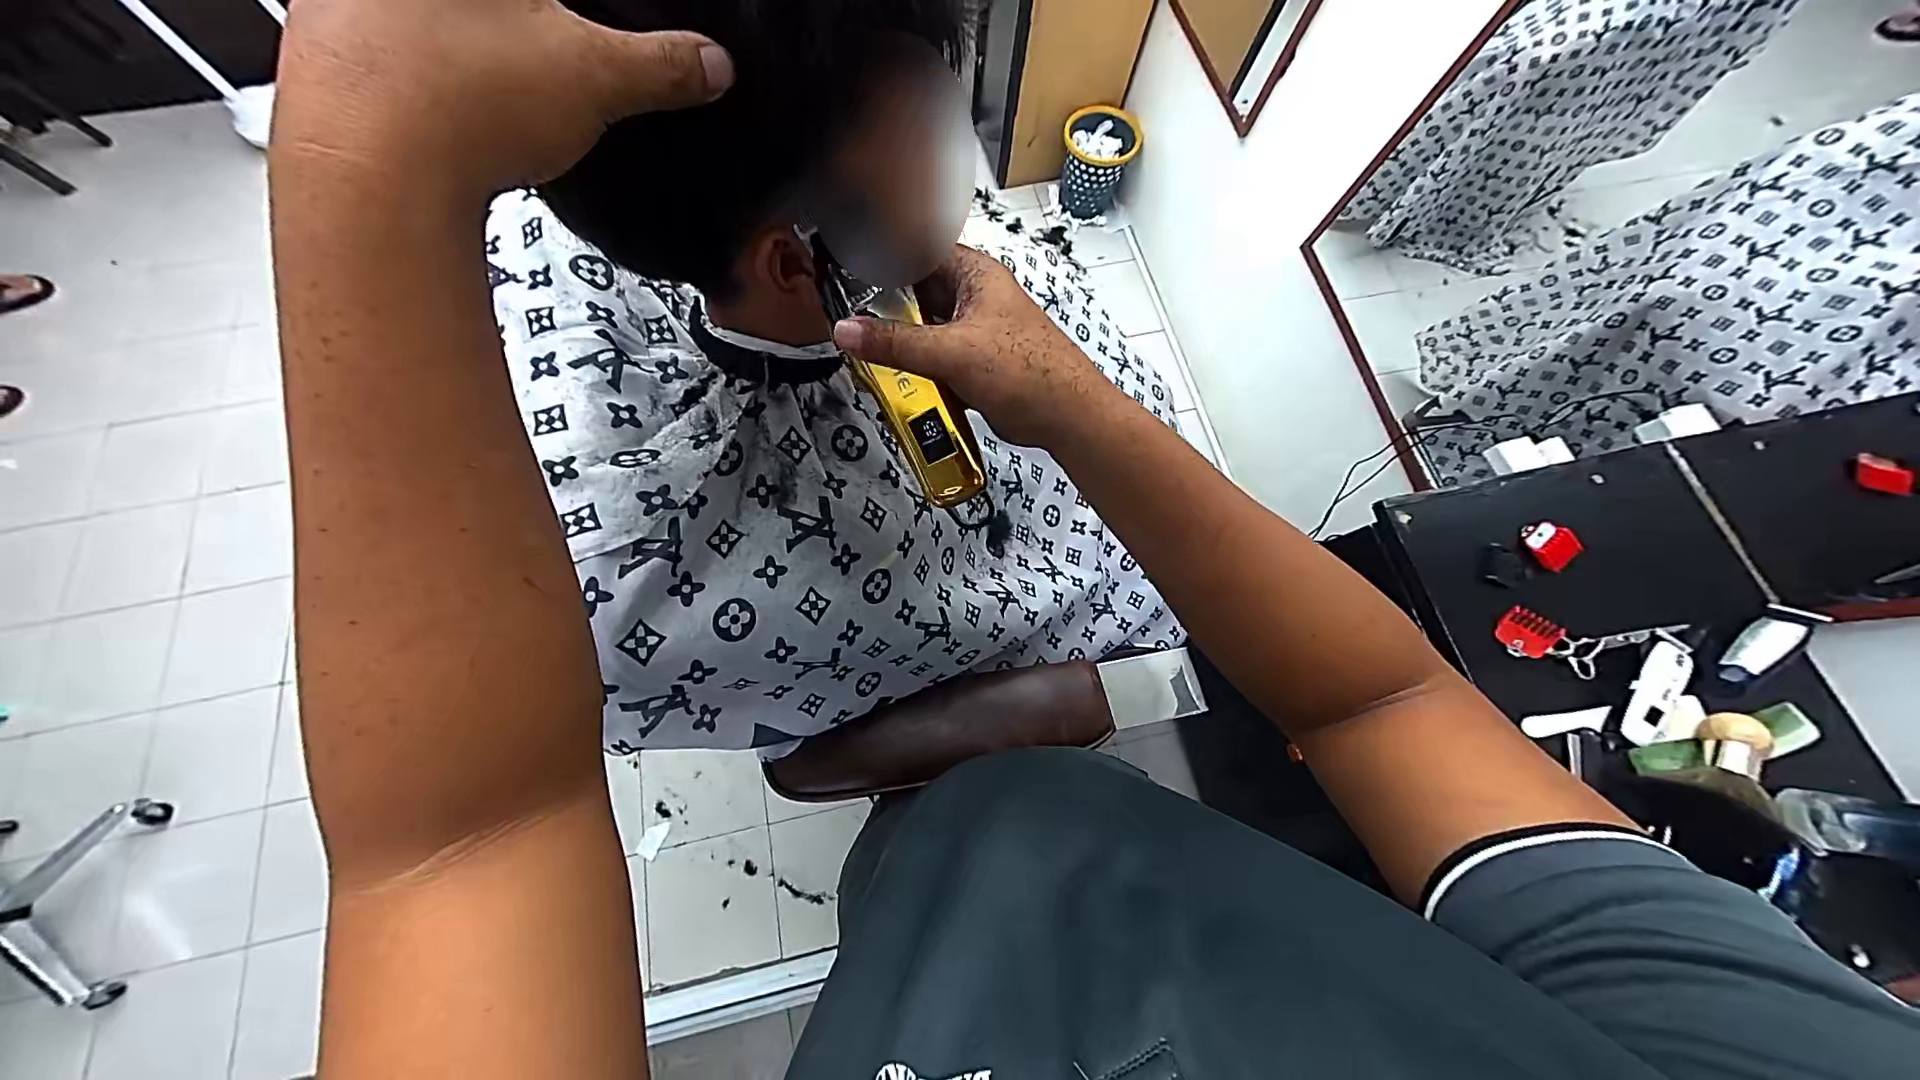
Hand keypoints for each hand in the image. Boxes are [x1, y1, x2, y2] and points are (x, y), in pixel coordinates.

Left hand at [272, 0, 733, 197]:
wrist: (377, 174)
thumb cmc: (461, 103)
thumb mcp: (594, 77)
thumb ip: (661, 65)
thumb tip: (711, 62)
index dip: (586, 8)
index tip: (587, 32)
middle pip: (505, 3)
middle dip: (532, 19)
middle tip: (547, 46)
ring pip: (443, 18)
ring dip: (477, 38)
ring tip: (509, 78)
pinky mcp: (335, 44)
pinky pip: (402, 43)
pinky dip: (441, 69)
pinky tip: (467, 103)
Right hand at [833, 246, 1125, 447]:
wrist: (1065, 417)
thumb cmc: (1034, 372)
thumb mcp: (953, 353)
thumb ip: (897, 342)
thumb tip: (851, 330)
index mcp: (975, 275)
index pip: (917, 250)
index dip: (882, 257)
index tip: (849, 268)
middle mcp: (974, 299)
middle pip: (916, 293)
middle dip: (886, 306)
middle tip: (854, 316)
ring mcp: (974, 332)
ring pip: (924, 329)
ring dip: (903, 341)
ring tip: (871, 347)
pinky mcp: (975, 364)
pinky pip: (936, 359)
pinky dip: (919, 368)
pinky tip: (902, 377)